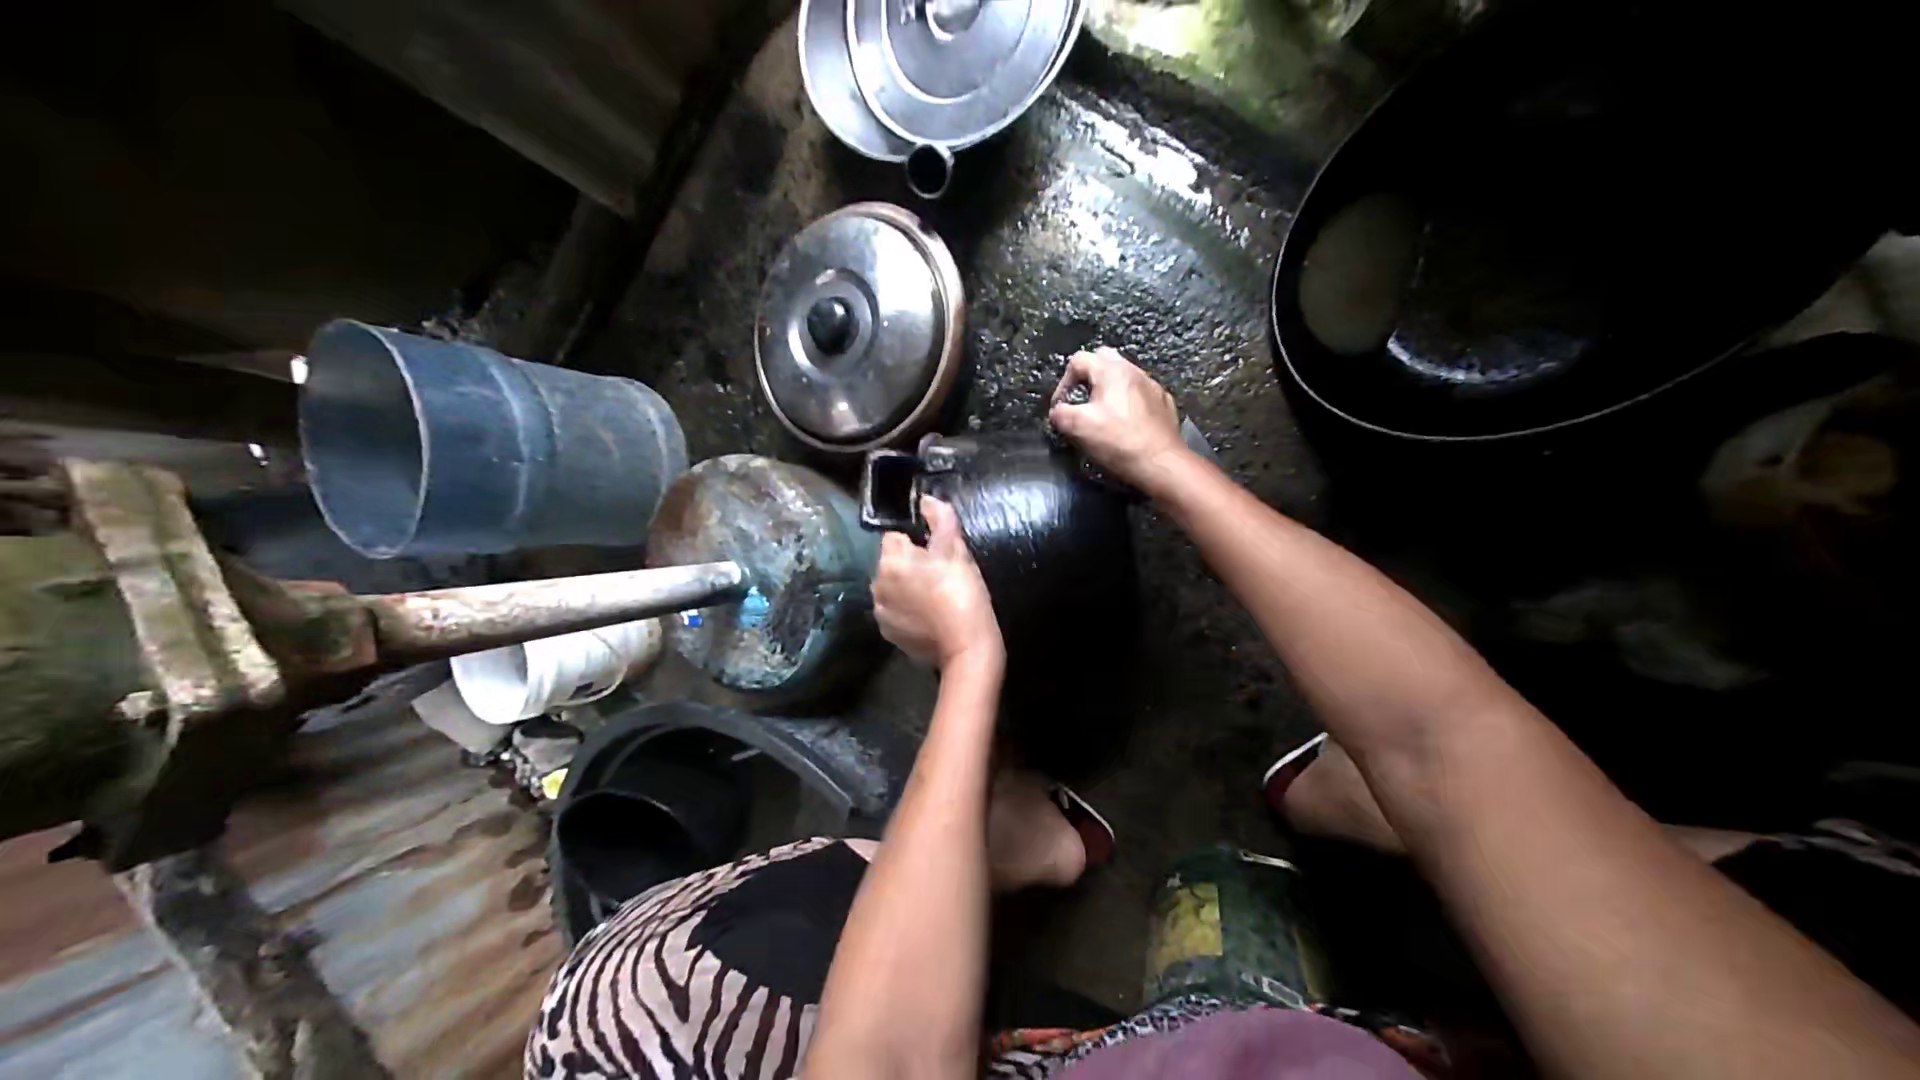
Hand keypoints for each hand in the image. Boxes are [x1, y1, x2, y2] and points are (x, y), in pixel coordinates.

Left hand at [873, 496, 1003, 669]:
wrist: (967, 647)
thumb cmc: (962, 593)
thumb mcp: (956, 551)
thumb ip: (940, 520)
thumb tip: (926, 499)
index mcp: (890, 561)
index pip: (895, 537)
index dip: (917, 542)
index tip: (937, 554)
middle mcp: (877, 586)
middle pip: (892, 564)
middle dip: (910, 566)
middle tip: (940, 576)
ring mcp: (881, 613)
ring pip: (893, 589)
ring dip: (907, 589)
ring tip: (936, 598)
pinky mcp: (889, 635)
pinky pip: (896, 613)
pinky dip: (909, 613)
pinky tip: (930, 618)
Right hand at [1047, 347, 1188, 490]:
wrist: (1160, 463)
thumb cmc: (1119, 442)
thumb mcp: (1077, 427)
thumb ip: (1060, 414)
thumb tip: (1058, 412)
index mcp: (1111, 371)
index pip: (1078, 360)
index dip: (1063, 383)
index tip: (1061, 407)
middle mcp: (1133, 371)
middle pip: (1103, 360)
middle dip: (1087, 379)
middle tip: (1081, 403)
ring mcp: (1152, 386)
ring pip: (1123, 377)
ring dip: (1108, 391)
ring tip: (1102, 416)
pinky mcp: (1162, 403)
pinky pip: (1139, 394)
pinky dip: (1128, 403)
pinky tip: (1126, 424)